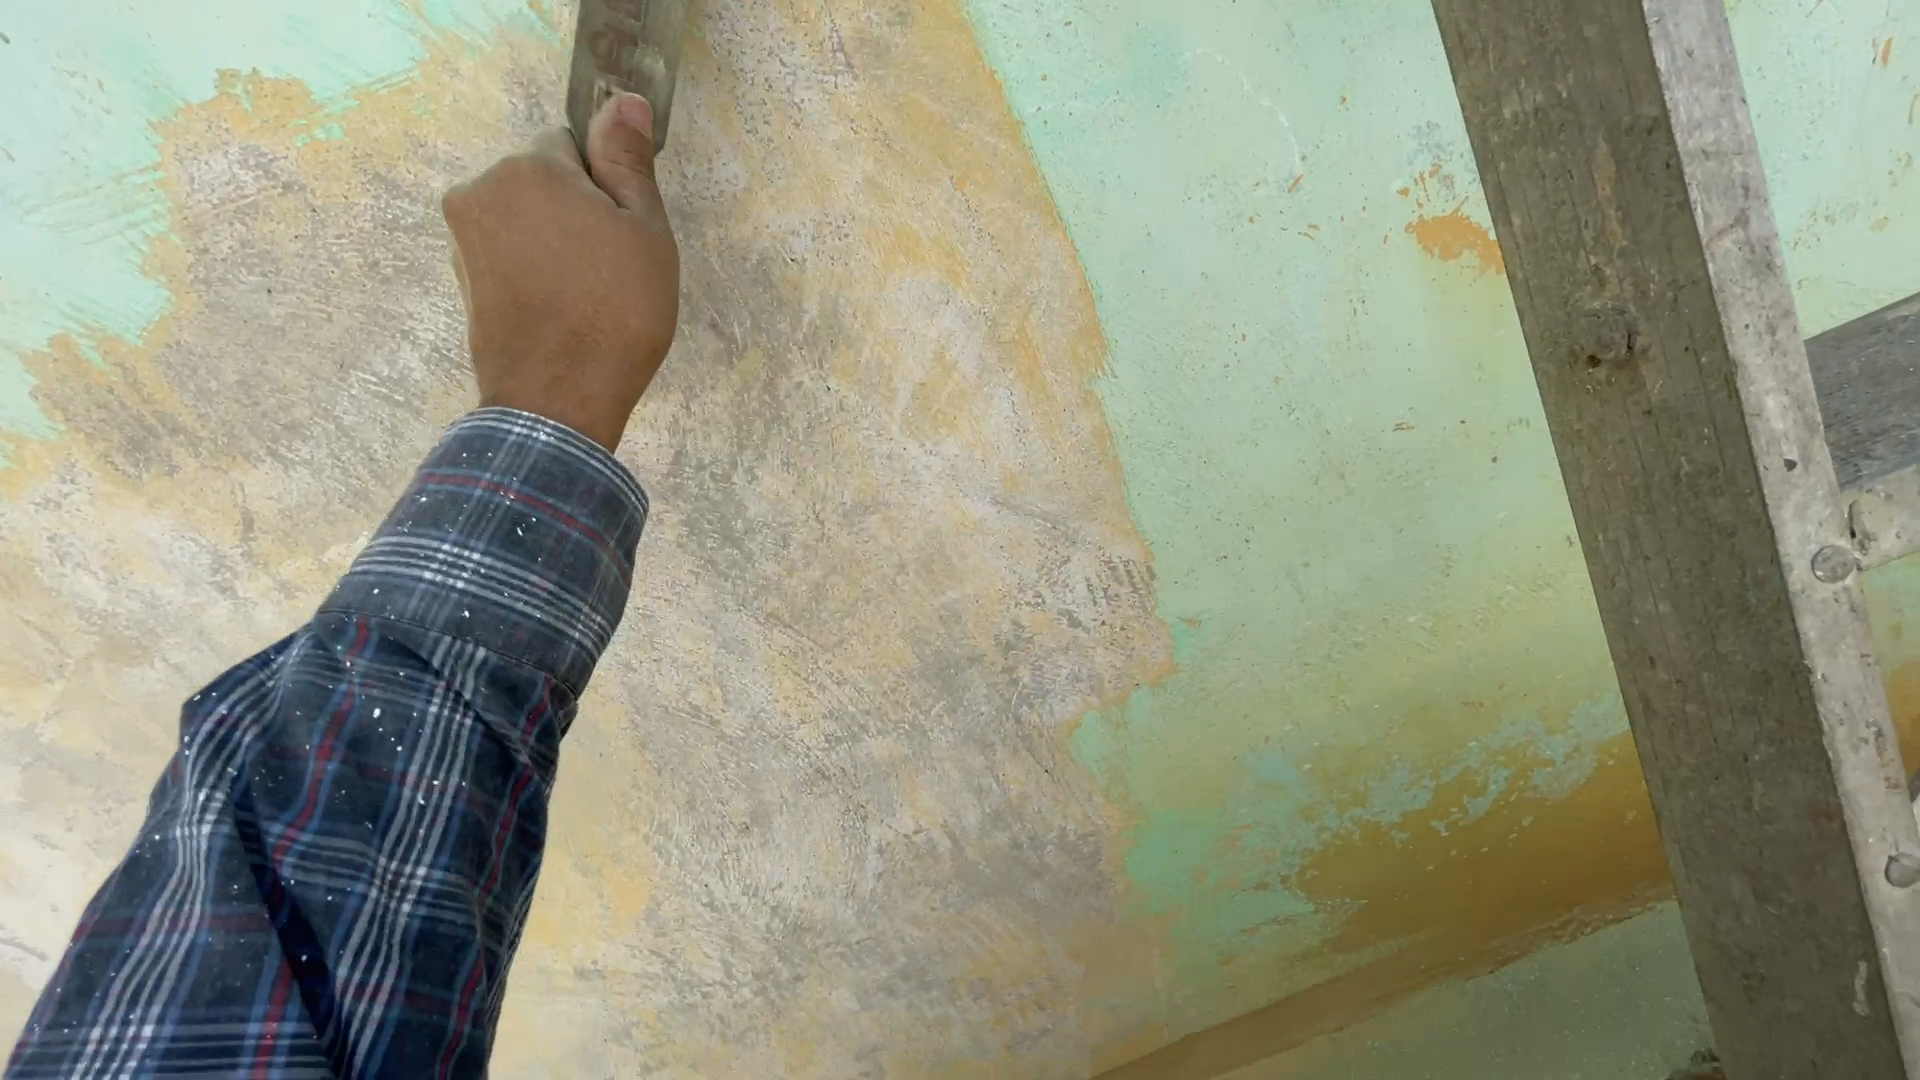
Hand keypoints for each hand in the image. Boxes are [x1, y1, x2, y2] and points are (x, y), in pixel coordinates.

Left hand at [443, 93, 679, 451]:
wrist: (560, 399)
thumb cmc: (617, 315)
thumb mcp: (646, 235)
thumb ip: (629, 164)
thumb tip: (624, 100)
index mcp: (530, 168)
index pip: (575, 147)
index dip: (607, 190)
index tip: (624, 237)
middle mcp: (482, 189)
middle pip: (544, 183)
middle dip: (575, 214)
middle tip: (610, 274)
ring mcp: (463, 237)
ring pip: (525, 221)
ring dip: (553, 245)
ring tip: (584, 300)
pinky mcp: (460, 279)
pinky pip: (507, 256)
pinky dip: (532, 274)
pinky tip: (558, 314)